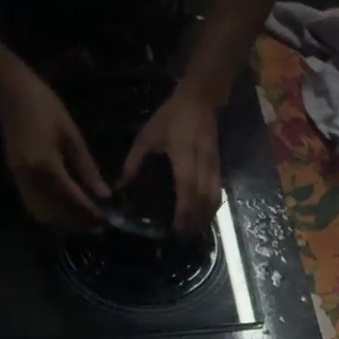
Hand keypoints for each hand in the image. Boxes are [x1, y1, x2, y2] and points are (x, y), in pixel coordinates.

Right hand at [0, 67, 111, 229]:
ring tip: (85, 219)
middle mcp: (30, 177)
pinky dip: (50, 212)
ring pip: (42, 213)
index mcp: (47, 165)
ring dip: (64, 221)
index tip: (108, 218)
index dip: (91, 212)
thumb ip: (88, 168)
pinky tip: (66, 209)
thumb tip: (105, 194)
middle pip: (56, 213)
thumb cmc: (45, 107)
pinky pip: (33, 204)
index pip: (73, 199)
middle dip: (78, 222)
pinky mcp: (15, 176)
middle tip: (99, 223)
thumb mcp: (72, 136)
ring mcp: (19, 178)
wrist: (9, 92)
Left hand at [121, 87, 220, 237]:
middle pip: (203, 203)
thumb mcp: (147, 137)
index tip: (176, 231)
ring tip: (196, 232)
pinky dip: (212, 206)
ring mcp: (214, 169)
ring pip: (214, 200)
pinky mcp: (219, 167)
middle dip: (195, 223)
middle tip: (185, 239)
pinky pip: (218, 192)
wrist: (201, 99)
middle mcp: (202, 169)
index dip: (183, 215)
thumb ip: (133, 163)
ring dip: (206, 217)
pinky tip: (206, 214)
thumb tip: (120, 187)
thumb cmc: (172, 116)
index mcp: (184, 162)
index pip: (187, 195)